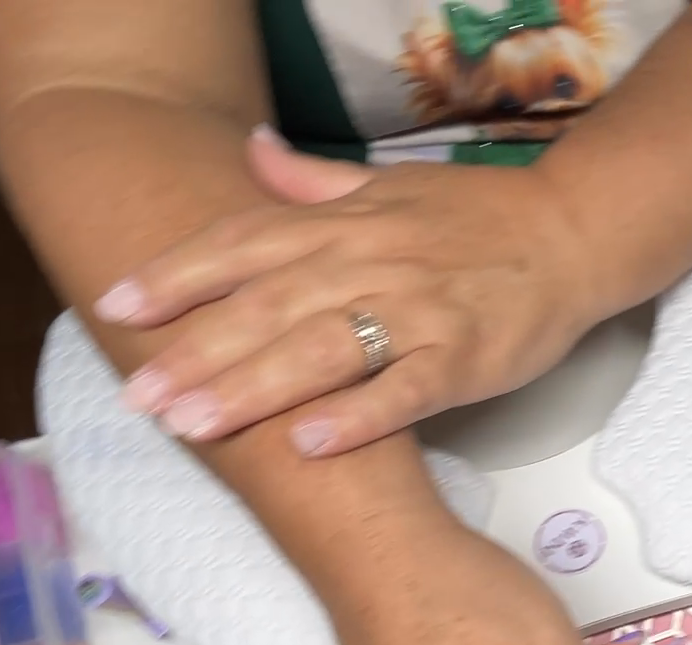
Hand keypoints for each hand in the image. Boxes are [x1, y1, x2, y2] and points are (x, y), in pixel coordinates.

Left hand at [95, 126, 605, 455]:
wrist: (571, 236)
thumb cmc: (484, 217)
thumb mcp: (395, 187)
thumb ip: (319, 182)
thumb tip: (251, 153)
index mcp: (351, 223)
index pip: (248, 244)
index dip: (179, 276)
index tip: (120, 310)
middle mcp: (376, 263)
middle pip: (272, 306)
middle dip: (201, 350)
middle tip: (142, 397)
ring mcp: (423, 312)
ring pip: (326, 349)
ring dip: (257, 386)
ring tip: (196, 425)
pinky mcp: (466, 358)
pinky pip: (405, 390)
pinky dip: (358, 416)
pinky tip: (309, 444)